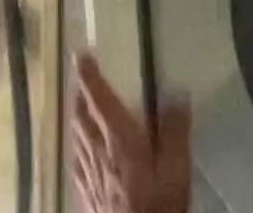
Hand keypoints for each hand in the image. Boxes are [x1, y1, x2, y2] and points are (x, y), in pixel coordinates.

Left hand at [68, 54, 190, 212]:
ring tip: (77, 100)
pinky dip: (76, 140)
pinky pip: (76, 158)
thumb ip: (175, 130)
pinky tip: (79, 145)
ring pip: (75, 136)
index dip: (89, 77)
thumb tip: (176, 92)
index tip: (82, 55)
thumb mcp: (176, 169)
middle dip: (79, 92)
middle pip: (81, 116)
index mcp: (120, 141)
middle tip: (78, 72)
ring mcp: (88, 175)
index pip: (100, 101)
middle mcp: (98, 154)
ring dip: (75, 113)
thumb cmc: (158, 206)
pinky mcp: (85, 194)